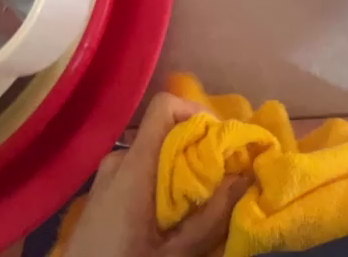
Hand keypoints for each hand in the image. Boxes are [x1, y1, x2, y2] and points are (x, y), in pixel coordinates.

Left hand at [60, 93, 248, 256]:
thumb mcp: (175, 255)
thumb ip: (211, 216)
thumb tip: (246, 175)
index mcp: (133, 165)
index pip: (164, 106)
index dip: (196, 112)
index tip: (221, 141)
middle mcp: (117, 159)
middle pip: (162, 130)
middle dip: (196, 147)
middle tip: (222, 177)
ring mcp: (105, 175)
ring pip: (151, 152)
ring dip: (179, 167)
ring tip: (201, 199)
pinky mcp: (101, 192)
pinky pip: (137, 169)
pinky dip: (160, 179)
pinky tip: (171, 212)